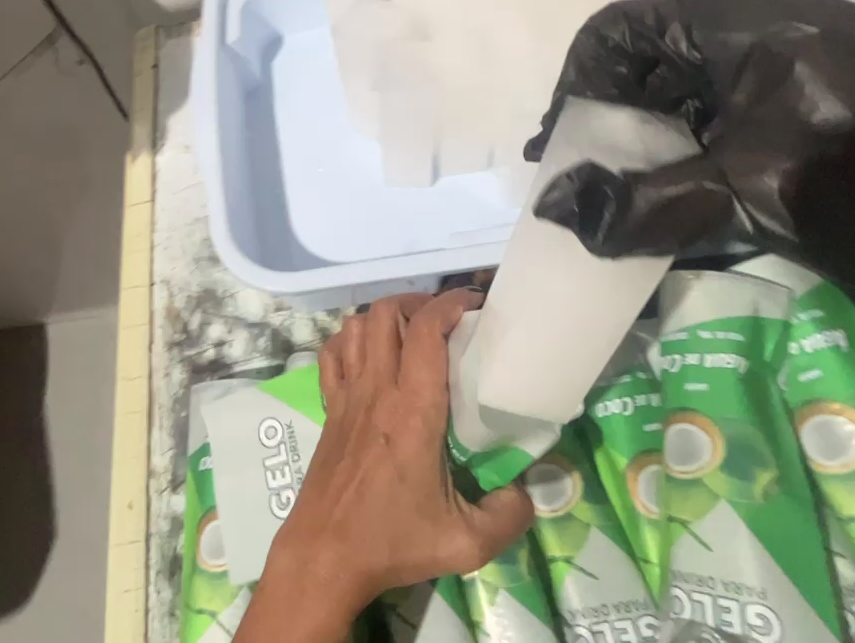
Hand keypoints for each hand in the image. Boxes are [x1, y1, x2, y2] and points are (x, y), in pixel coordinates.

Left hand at [233, 290, 531, 642]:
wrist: (326, 553)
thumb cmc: (393, 542)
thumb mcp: (466, 543)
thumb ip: (508, 517)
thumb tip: (528, 493)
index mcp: (414, 409)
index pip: (426, 331)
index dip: (448, 304)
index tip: (472, 302)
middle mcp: (377, 389)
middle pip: (386, 314)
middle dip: (416, 301)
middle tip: (443, 318)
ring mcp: (346, 395)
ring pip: (356, 326)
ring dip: (383, 317)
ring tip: (409, 331)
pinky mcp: (329, 407)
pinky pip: (332, 353)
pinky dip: (351, 340)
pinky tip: (369, 354)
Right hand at [527, 0, 854, 411]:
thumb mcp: (753, 194)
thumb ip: (642, 200)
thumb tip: (552, 207)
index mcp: (743, 17)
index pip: (616, 33)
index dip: (574, 91)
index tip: (558, 151)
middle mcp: (771, 20)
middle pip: (654, 59)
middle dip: (614, 118)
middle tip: (591, 176)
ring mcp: (812, 60)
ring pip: (697, 89)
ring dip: (658, 142)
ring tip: (640, 196)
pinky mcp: (839, 104)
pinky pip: (741, 117)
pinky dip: (704, 157)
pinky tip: (704, 201)